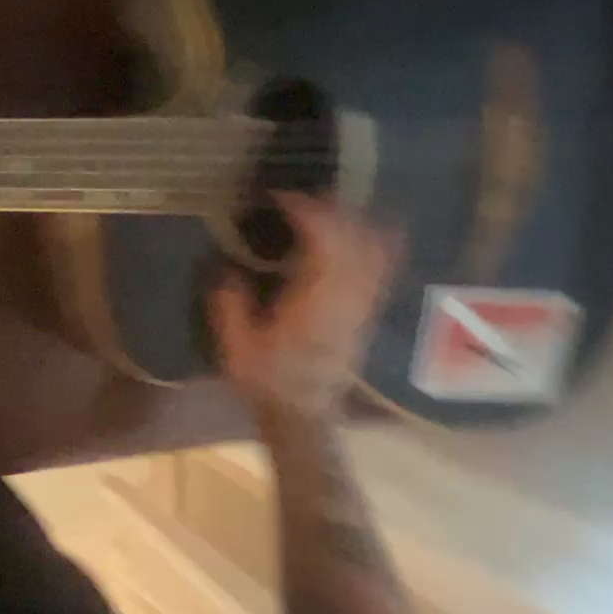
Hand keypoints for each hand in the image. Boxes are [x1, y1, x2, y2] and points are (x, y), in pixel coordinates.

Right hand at [211, 193, 400, 420]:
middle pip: (353, 234)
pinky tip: (365, 229)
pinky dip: (377, 240)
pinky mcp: (368, 311)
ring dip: (353, 219)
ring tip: (327, 208)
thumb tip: (228, 270)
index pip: (322, 238)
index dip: (303, 209)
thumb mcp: (236, 346)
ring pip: (373, 245)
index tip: (278, 197)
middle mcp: (347, 296)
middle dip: (328, 207)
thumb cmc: (266, 382)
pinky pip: (385, 266)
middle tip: (299, 199)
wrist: (302, 416)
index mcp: (313, 300)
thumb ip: (230, 304)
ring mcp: (363, 303)